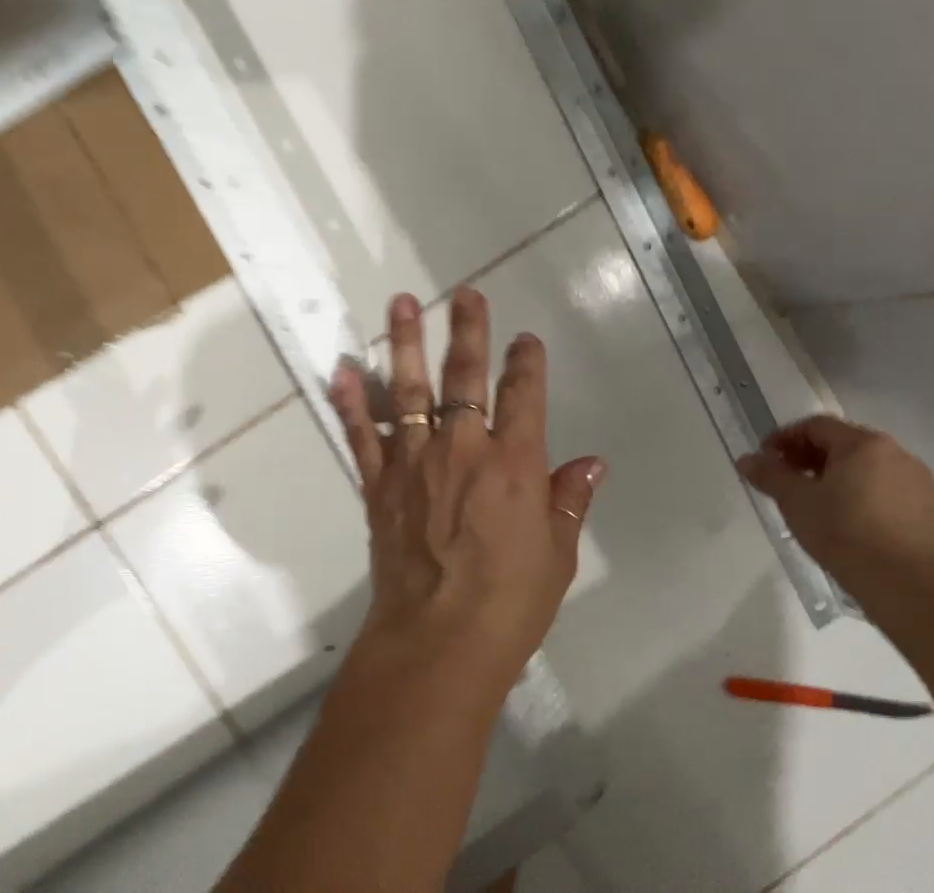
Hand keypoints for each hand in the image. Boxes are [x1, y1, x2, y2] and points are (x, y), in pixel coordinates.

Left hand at [328, 288, 605, 690]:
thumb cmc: (509, 603)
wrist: (438, 639)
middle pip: (464, 376)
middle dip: (468, 330)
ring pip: (409, 390)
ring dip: (406, 342)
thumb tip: (589, 464)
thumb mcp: (557, 556)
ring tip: (402, 303)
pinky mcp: (378, 484)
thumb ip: (568, 502)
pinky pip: (363, 434)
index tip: (526, 339)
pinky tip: (344, 369)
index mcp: (514, 464)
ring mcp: (414, 462)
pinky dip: (352, 401)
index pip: (523, 396)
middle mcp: (462, 449)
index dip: (527, 363)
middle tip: (465, 294)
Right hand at [736, 415, 933, 598]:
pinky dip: (863, 492)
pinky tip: (850, 518)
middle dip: (810, 456)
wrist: (904, 580)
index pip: (816, 426)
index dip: (785, 437)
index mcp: (863, 444)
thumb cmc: (842, 531)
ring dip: (837, 474)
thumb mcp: (795, 501)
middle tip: (786, 478)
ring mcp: (918, 480)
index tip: (765, 457)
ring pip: (867, 467)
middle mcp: (896, 453)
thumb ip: (769, 475)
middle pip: (844, 443)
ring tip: (816, 499)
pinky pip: (887, 488)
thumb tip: (746, 459)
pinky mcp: (930, 507)